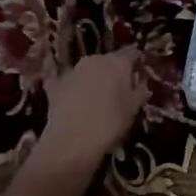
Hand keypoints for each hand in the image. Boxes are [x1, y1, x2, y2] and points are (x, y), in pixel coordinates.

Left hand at [37, 47, 149, 169]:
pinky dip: (75, 92)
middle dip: (113, 74)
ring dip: (94, 83)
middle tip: (120, 92)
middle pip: (108, 63)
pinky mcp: (55, 85)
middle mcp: (93, 60)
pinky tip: (77, 106)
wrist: (72, 141)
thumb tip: (140, 82)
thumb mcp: (134, 109)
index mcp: (116, 61)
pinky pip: (70, 85)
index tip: (140, 76)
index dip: (137, 64)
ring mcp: (72, 71)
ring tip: (98, 103)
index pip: (132, 54)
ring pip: (88, 73)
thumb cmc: (110, 123)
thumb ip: (140, 91)